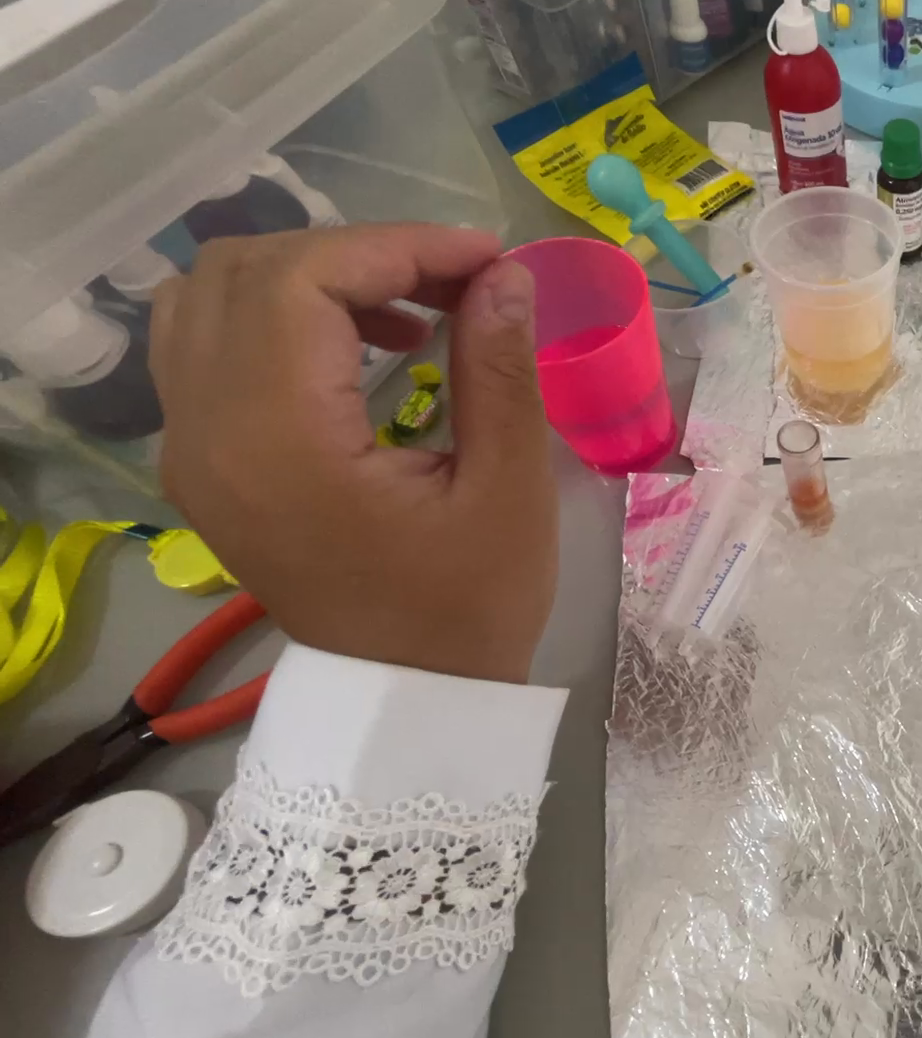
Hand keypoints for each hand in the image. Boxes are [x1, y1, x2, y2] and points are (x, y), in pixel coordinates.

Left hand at [152, 225, 557, 683]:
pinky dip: (289, 317)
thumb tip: (507, 279)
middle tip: (464, 280)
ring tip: (419, 307)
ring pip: (215, 299)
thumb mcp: (509, 489)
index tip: (489, 259)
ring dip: (320, 278)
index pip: (300, 282)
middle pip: (245, 272)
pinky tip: (369, 343)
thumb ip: (500, 373)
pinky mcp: (210, 462)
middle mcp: (207, 431)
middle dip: (363, 254)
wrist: (414, 689)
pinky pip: (216, 347)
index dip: (398, 248)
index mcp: (282, 440)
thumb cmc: (476, 600)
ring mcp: (195, 447)